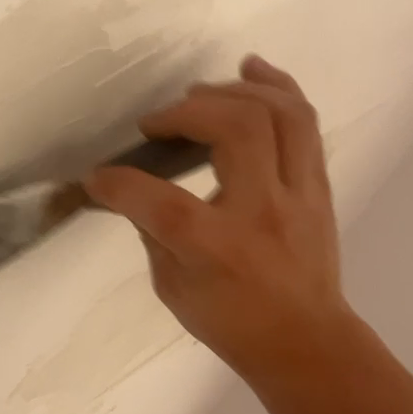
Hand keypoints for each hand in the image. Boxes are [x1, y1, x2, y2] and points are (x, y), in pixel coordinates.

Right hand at [84, 55, 360, 380]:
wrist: (304, 340)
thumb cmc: (229, 322)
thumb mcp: (172, 287)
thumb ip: (154, 234)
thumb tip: (137, 194)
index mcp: (217, 248)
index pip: (161, 202)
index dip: (120, 184)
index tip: (96, 177)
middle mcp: (262, 211)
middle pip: (238, 130)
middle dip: (188, 112)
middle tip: (156, 122)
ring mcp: (298, 194)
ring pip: (281, 114)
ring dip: (234, 91)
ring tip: (197, 92)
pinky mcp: (316, 184)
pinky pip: (304, 122)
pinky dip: (278, 88)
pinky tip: (249, 73)